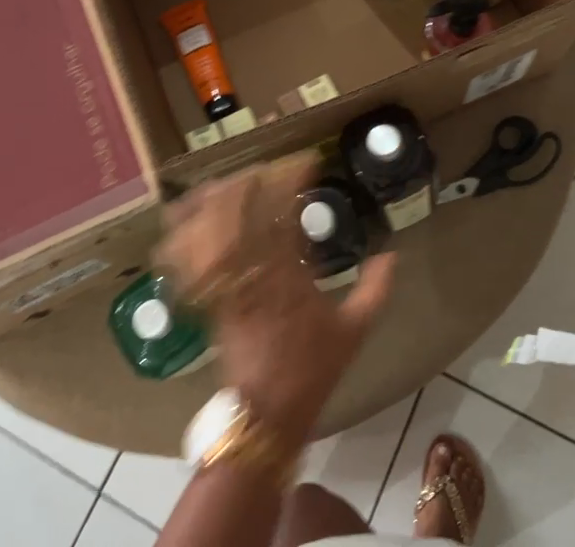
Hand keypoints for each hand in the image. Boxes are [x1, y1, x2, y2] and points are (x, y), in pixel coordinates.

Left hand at [154, 150, 395, 440]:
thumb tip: (392, 254)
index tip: (307, 162)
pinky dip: (184, 241)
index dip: (293, 183)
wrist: (269, 413)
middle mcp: (255, 277)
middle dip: (243, 186)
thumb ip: (374, 289)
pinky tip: (183, 221)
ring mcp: (228, 290)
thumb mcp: (354, 330)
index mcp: (292, 277)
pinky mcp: (208, 303)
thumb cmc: (313, 370)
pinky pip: (192, 266)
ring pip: (211, 237)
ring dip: (211, 206)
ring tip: (218, 184)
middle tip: (257, 168)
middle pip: (239, 219)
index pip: (287, 217)